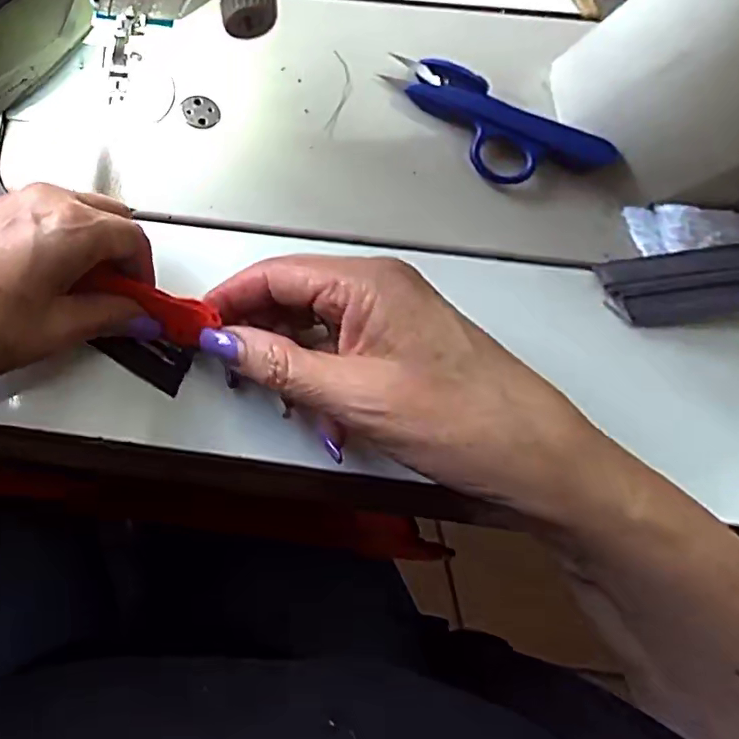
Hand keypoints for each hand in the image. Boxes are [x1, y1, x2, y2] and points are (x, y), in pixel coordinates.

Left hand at [0, 185, 154, 441]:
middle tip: (116, 297)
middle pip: (111, 217)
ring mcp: (16, 199)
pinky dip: (62, 238)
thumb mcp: (55, 330)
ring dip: (92, 245)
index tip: (140, 300)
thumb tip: (134, 313)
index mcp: (70, 226)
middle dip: (122, 255)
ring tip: (78, 291)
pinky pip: (48, 213)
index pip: (134, 238)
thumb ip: (109, 316)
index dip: (145, 274)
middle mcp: (46, 200)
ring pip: (80, 212)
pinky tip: (45, 276)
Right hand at [203, 255, 633, 521]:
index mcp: (367, 282)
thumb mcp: (355, 395)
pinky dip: (315, 377)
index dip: (229, 298)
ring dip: (287, 362)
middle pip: (290, 297)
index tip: (196, 328)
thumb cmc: (462, 421)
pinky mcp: (393, 344)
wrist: (542, 464)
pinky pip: (334, 348)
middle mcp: (374, 288)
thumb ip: (279, 365)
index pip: (275, 274)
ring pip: (309, 326)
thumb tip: (220, 342)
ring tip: (281, 399)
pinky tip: (317, 412)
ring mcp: (386, 316)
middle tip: (228, 369)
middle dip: (257, 333)